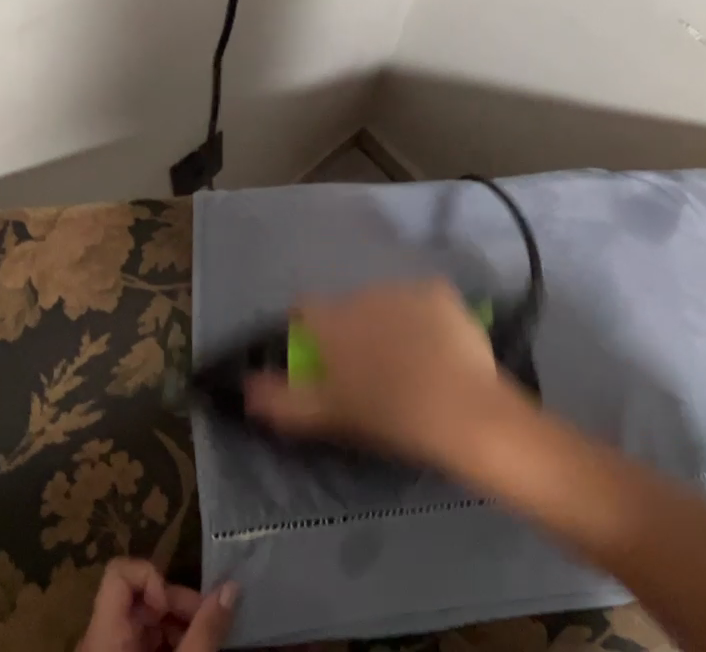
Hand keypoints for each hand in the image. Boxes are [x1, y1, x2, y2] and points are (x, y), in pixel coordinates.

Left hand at [75, 558, 235, 651]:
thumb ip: (206, 629)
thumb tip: (233, 586)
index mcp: (104, 632)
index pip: (119, 572)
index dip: (152, 579)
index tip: (173, 607)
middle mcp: (100, 637)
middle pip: (140, 596)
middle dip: (179, 605)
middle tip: (210, 625)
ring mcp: (107, 651)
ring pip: (144, 620)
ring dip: (178, 625)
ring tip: (204, 643)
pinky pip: (141, 640)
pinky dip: (168, 641)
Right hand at [243, 278, 529, 467]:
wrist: (458, 409)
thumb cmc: (384, 415)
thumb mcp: (324, 417)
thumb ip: (279, 401)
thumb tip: (246, 388)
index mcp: (330, 320)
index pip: (304, 310)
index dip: (309, 333)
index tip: (321, 359)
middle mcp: (362, 293)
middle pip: (347, 306)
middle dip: (352, 329)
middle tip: (368, 368)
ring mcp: (405, 289)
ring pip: (386, 302)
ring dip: (388, 322)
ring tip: (407, 360)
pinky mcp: (441, 292)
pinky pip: (423, 301)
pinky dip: (424, 318)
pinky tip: (436, 348)